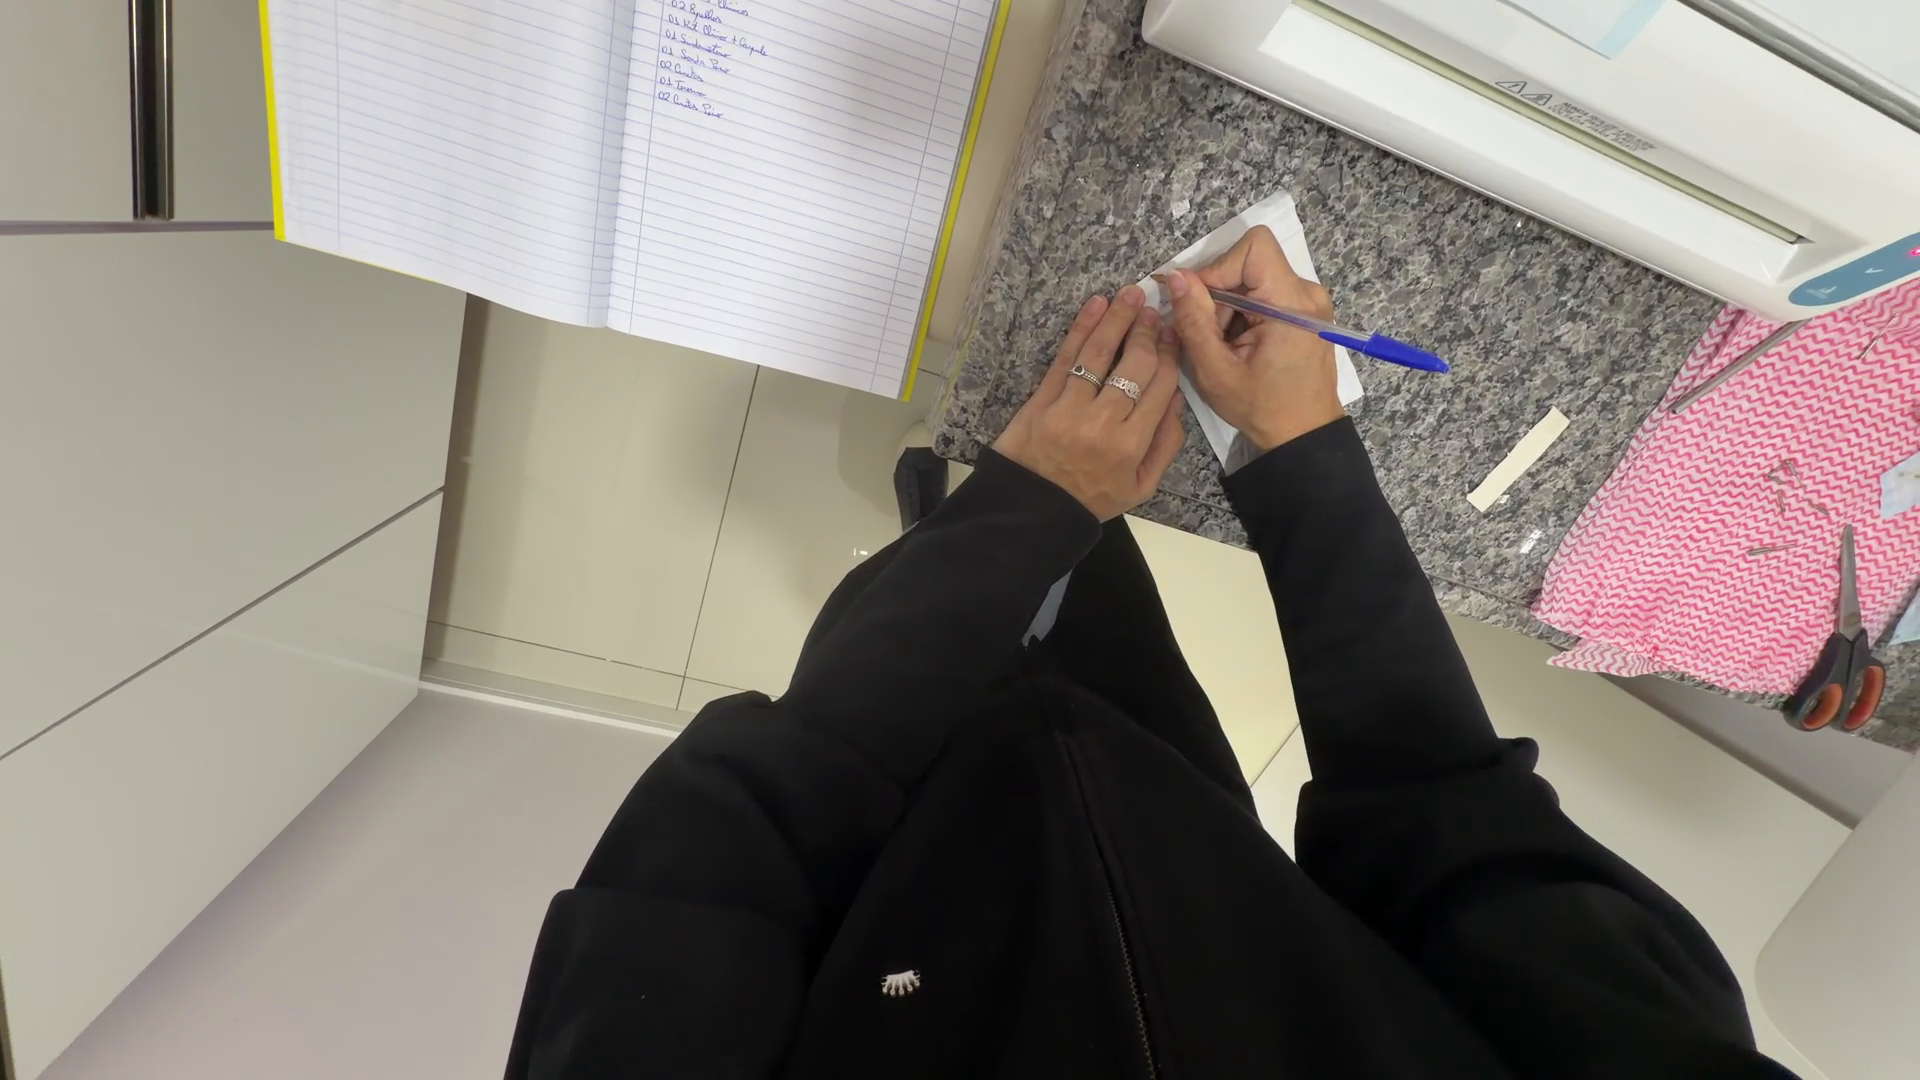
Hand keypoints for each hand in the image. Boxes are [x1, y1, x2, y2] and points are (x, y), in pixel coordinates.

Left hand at [992, 286, 1185, 520]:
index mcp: (1132, 444)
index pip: (1160, 385)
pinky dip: (1081, 329)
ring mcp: (1070, 410)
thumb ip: (1165, 445)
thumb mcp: (1140, 487)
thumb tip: (1176, 397)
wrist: (1032, 510)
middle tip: (1154, 311)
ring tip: (1130, 295)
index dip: (1170, 354)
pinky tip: (1095, 307)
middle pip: (1135, 365)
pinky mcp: (1042, 402)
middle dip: (1148, 333)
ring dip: (1117, 320)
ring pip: (1099, 354)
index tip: (1173, 333)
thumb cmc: (1089, 499)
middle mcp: (1104, 423)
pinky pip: (1065, 359)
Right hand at [1165, 225, 1344, 451]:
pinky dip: (1241, 315)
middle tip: (1209, 336)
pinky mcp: (1303, 311)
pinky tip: (1239, 347)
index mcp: (1291, 303)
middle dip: (1219, 295)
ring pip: (1252, 280)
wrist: (1303, 432)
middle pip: (1249, 263)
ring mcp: (1307, 301)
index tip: (1199, 304)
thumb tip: (1174, 277)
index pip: (1253, 247)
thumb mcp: (1215, 370)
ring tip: (1225, 348)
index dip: (1218, 268)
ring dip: (1227, 309)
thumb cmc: (1260, 408)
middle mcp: (1306, 292)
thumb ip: (1193, 320)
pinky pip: (1263, 295)